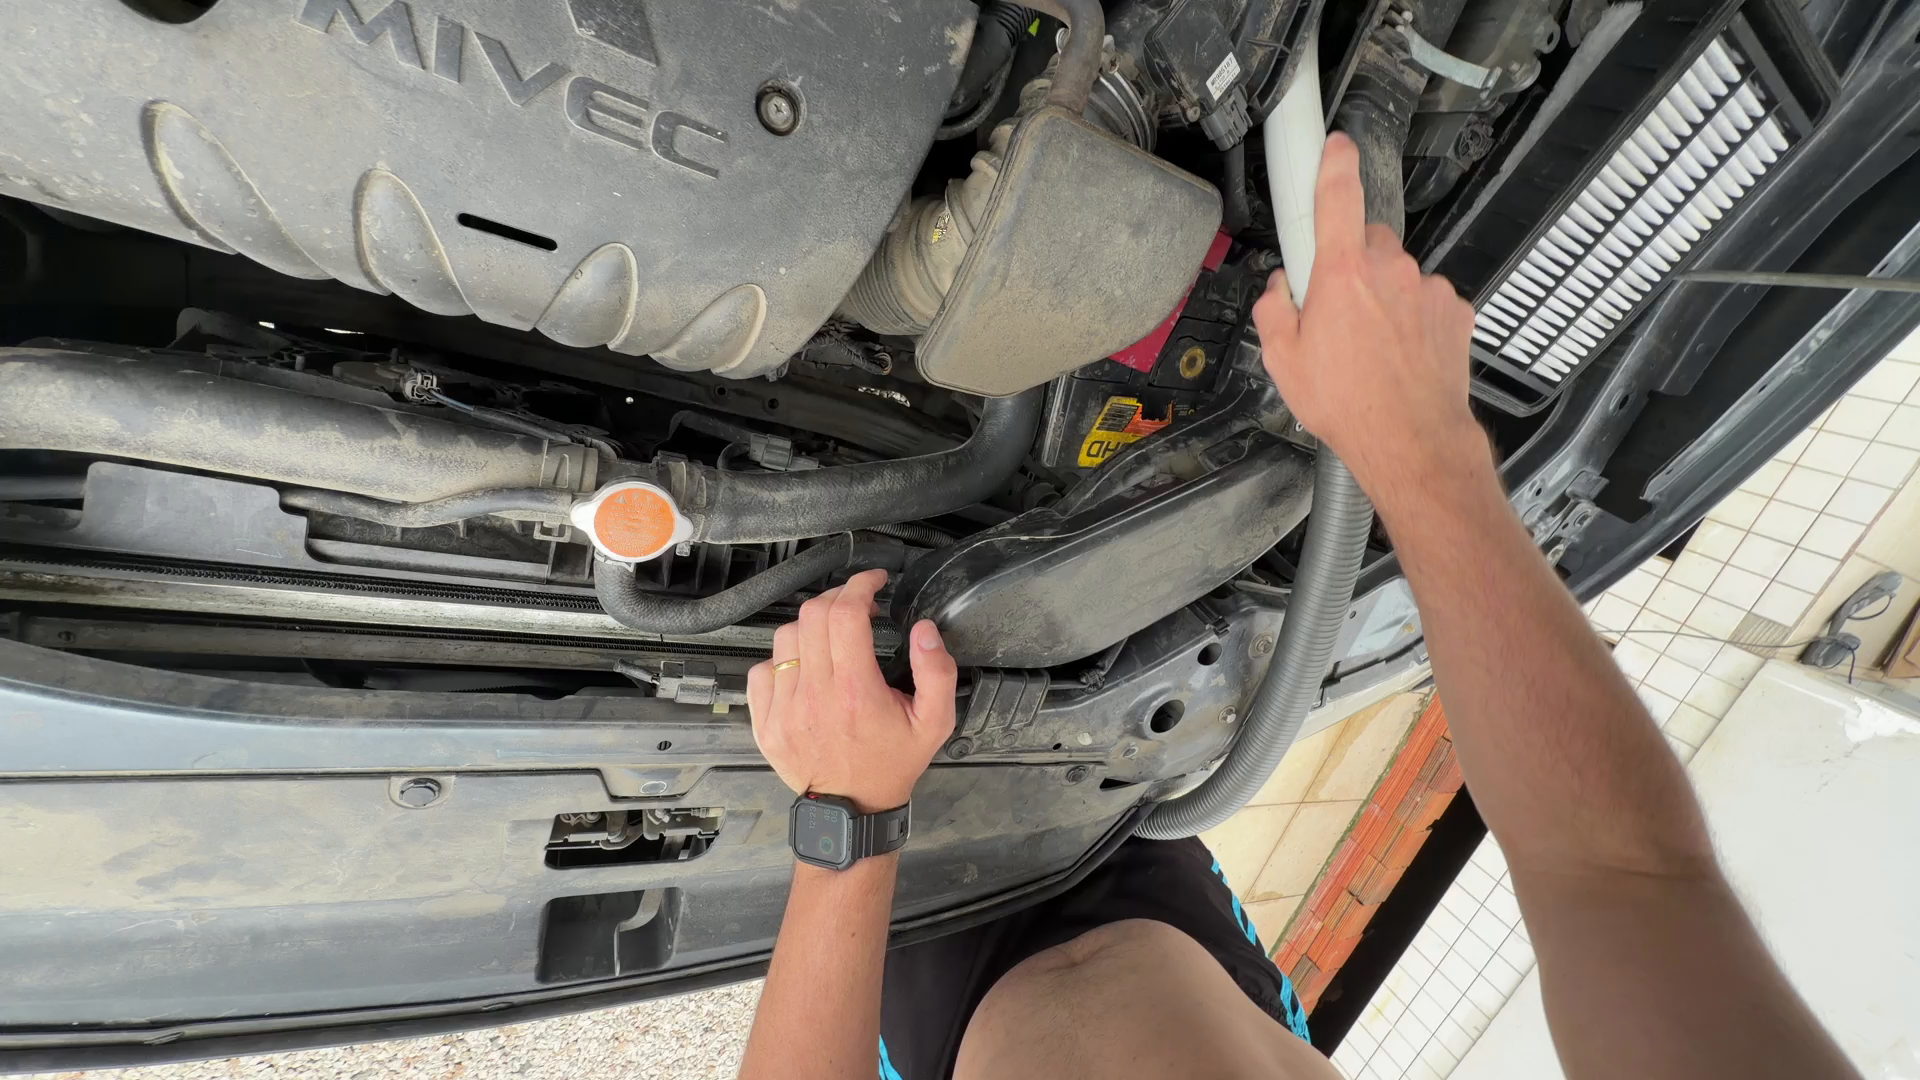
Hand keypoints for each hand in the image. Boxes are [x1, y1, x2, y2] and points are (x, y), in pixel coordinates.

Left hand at [746, 568, 957, 814]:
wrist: (852, 810)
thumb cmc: (892, 763)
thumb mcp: (935, 721)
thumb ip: (937, 671)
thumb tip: (924, 629)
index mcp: (856, 690)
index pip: (846, 613)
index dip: (859, 585)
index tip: (873, 581)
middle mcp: (815, 695)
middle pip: (812, 615)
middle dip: (837, 598)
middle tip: (856, 606)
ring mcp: (784, 708)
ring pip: (785, 636)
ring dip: (811, 625)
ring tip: (831, 636)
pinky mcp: (765, 721)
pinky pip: (762, 669)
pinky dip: (782, 658)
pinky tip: (805, 667)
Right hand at [1251, 132, 1487, 512]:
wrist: (1409, 437)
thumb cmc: (1345, 402)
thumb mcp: (1282, 363)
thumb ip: (1272, 313)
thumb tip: (1277, 291)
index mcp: (1341, 275)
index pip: (1338, 199)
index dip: (1333, 165)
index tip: (1333, 145)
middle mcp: (1389, 270)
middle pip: (1363, 242)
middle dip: (1345, 266)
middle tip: (1330, 312)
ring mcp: (1427, 288)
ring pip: (1394, 275)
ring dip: (1377, 298)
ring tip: (1364, 348)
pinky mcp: (1453, 310)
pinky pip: (1422, 300)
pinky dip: (1407, 318)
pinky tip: (1394, 355)